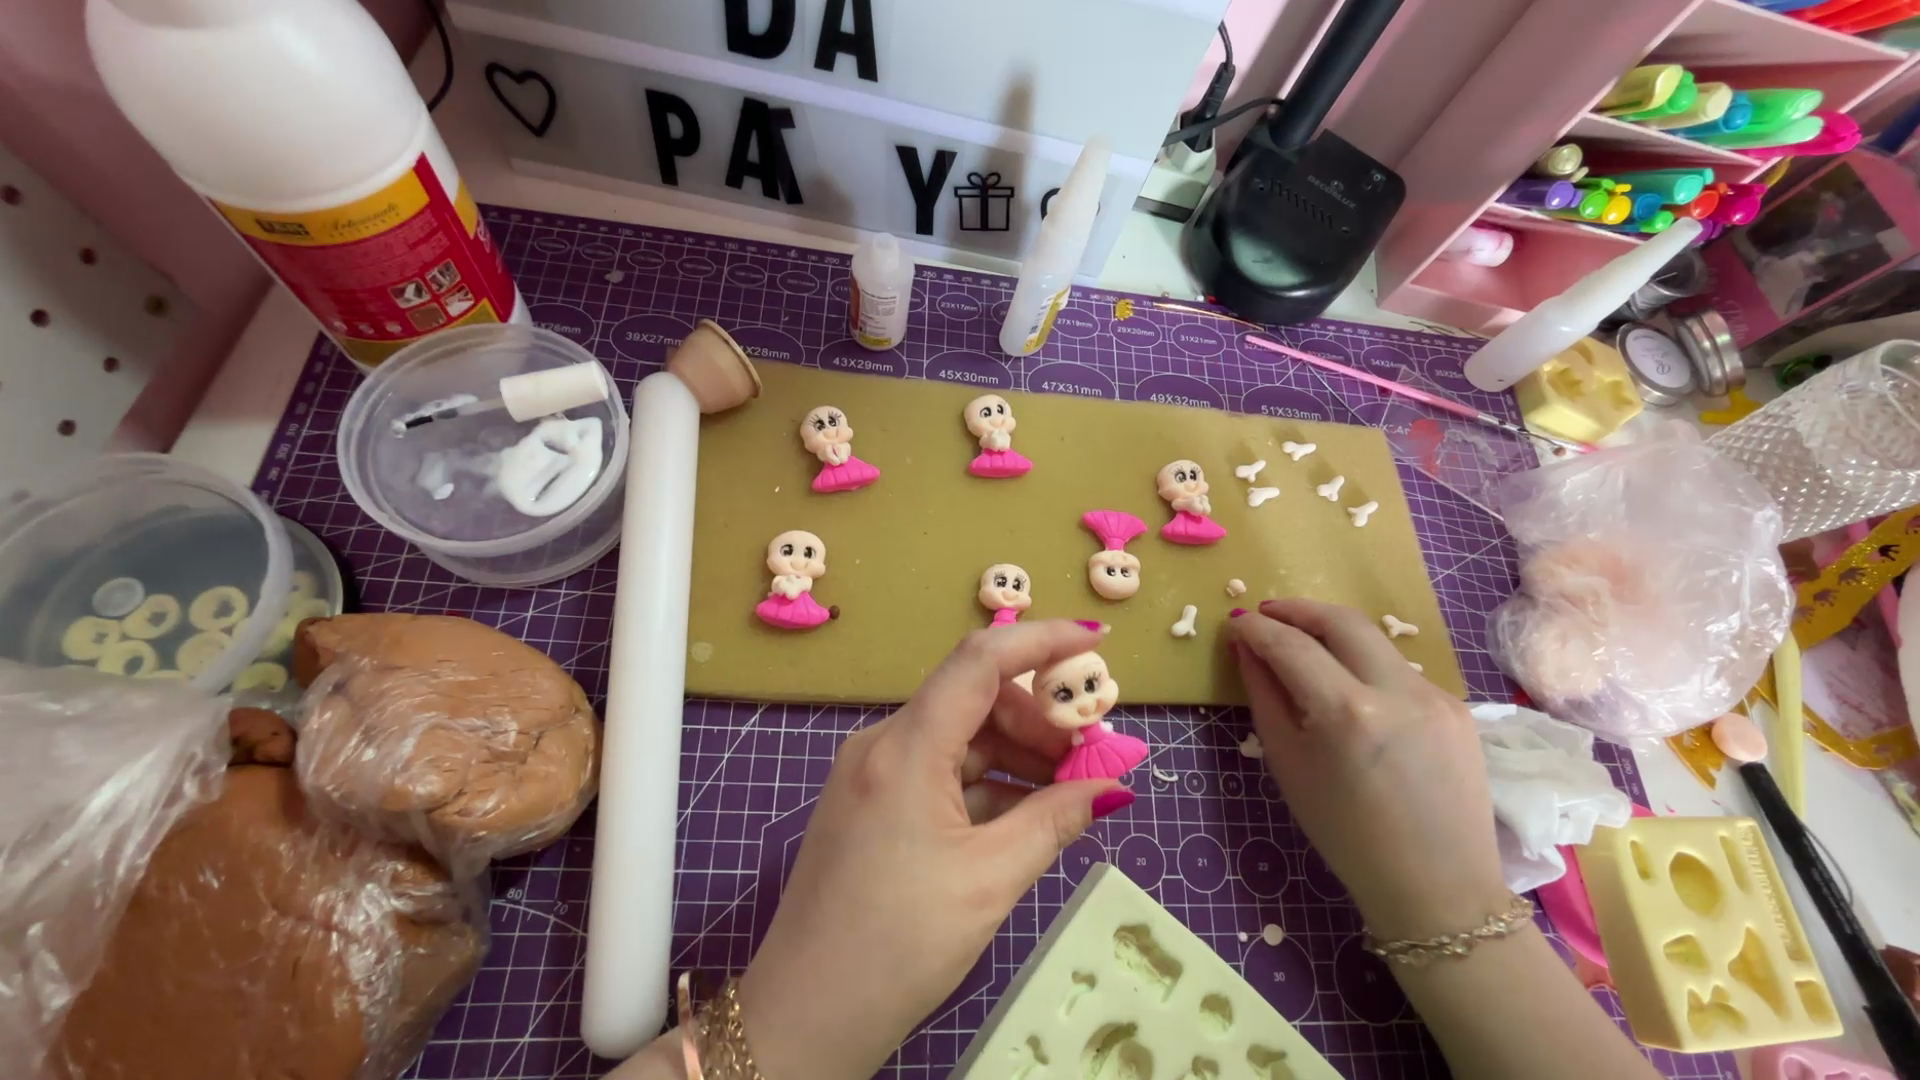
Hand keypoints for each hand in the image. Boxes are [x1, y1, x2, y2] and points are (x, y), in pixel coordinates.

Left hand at [737, 621, 1126, 1079]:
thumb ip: (1054, 819)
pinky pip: (940, 771)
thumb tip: (1111, 786)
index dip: (1041, 640)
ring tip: (1071, 787)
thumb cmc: (898, 943)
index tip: (1097, 642)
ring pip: (959, 736)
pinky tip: (1028, 811)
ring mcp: (873, 773)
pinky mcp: (873, 803)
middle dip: (1039, 717)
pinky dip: (988, 782)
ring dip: (1017, 753)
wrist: (804, 1015)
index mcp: (905, 747)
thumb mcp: (989, 881)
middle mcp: (883, 744)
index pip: (979, 661)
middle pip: (973, 698)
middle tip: (1093, 752)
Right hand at [1230, 599, 1506, 941]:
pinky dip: (1365, 666)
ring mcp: (1436, 696)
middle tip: (1267, 613)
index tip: (1236, 620)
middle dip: (1298, 609)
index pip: (1291, 645)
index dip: (1257, 627)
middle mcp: (1397, 690)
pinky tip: (1349, 688)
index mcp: (1347, 712)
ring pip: (1374, 642)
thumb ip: (1264, 695)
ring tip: (1302, 646)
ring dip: (1333, 634)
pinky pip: (1399, 671)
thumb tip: (1247, 647)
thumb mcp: (1287, 762)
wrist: (1435, 885)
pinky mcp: (1458, 707)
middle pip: (1342, 620)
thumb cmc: (1344, 832)